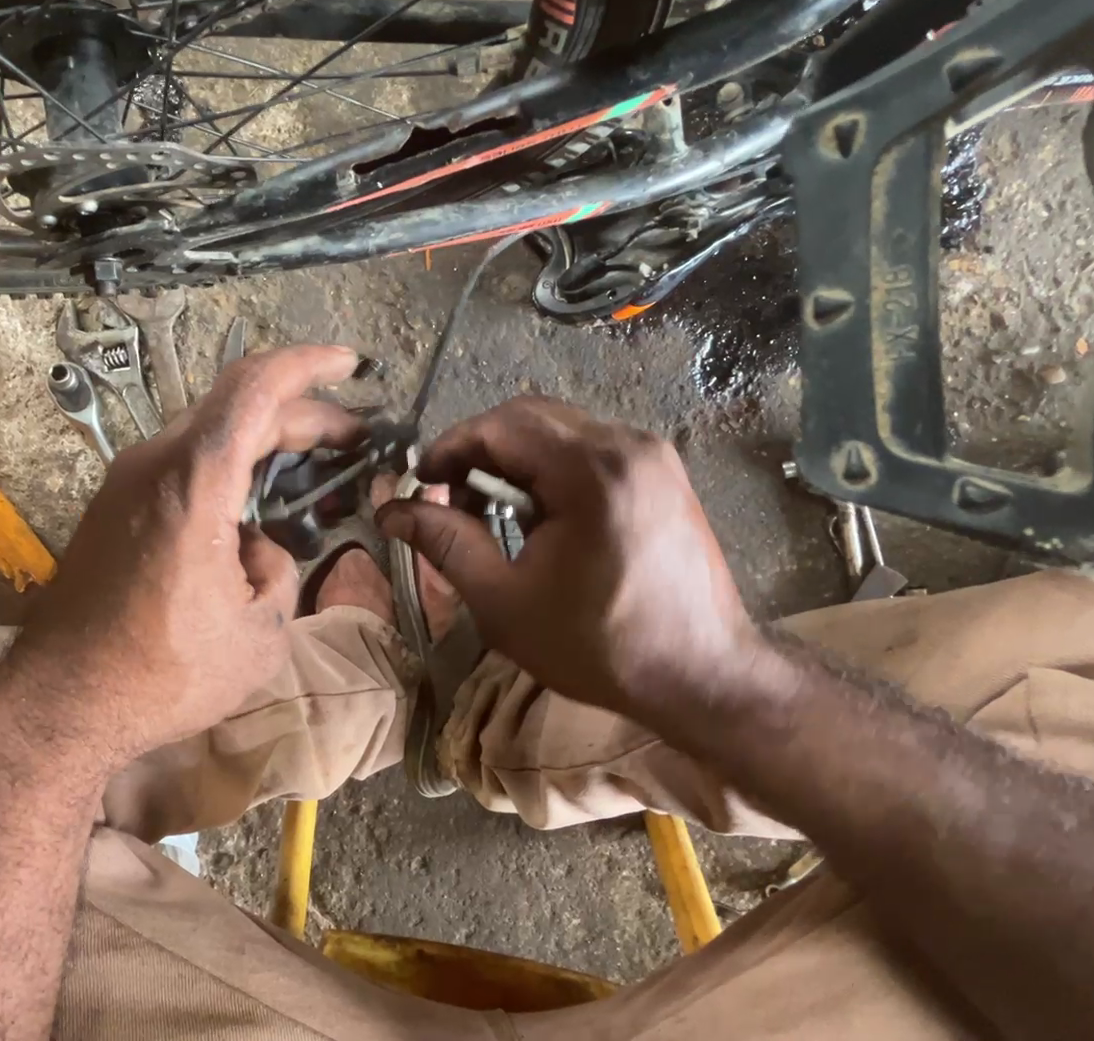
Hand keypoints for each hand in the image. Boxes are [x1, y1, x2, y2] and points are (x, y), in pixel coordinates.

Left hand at [0, 344, 364, 766]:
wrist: (64, 701)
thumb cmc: (164, 674)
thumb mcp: (260, 634)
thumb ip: (278, 569)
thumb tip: (255, 545)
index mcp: (194, 482)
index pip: (256, 388)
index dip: (309, 365)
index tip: (351, 363)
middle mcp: (154, 463)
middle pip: (236, 406)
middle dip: (301, 413)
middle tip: (350, 437)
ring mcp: (126, 480)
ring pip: (208, 432)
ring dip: (263, 439)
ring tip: (311, 466)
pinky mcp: (113, 504)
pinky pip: (183, 462)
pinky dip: (228, 464)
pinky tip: (254, 498)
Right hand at [376, 396, 759, 722]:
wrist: (703, 677)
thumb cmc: (597, 646)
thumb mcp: (503, 601)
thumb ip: (445, 543)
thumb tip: (390, 511)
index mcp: (590, 471)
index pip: (499, 426)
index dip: (448, 448)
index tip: (421, 485)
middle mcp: (627, 444)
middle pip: (528, 416)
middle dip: (478, 450)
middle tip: (450, 498)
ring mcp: (652, 455)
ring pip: (558, 428)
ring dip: (512, 458)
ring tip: (490, 511)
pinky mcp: (662, 473)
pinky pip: (588, 446)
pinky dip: (548, 466)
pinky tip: (537, 514)